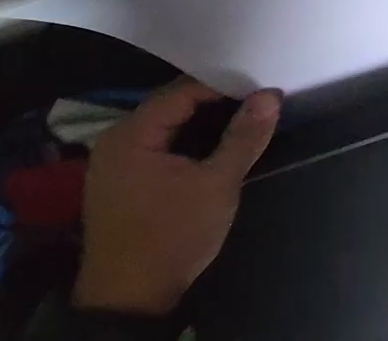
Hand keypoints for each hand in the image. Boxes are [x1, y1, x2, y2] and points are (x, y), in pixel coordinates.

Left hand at [72, 79, 281, 316]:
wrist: (129, 302)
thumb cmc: (171, 237)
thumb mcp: (217, 185)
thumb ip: (245, 136)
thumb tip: (271, 95)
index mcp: (131, 135)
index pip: (183, 91)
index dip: (225, 85)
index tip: (262, 87)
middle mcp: (117, 140)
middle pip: (174, 104)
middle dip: (217, 100)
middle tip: (258, 99)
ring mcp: (116, 161)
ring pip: (169, 124)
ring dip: (205, 120)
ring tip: (245, 116)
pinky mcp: (124, 180)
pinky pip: (161, 142)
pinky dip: (190, 138)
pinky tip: (217, 142)